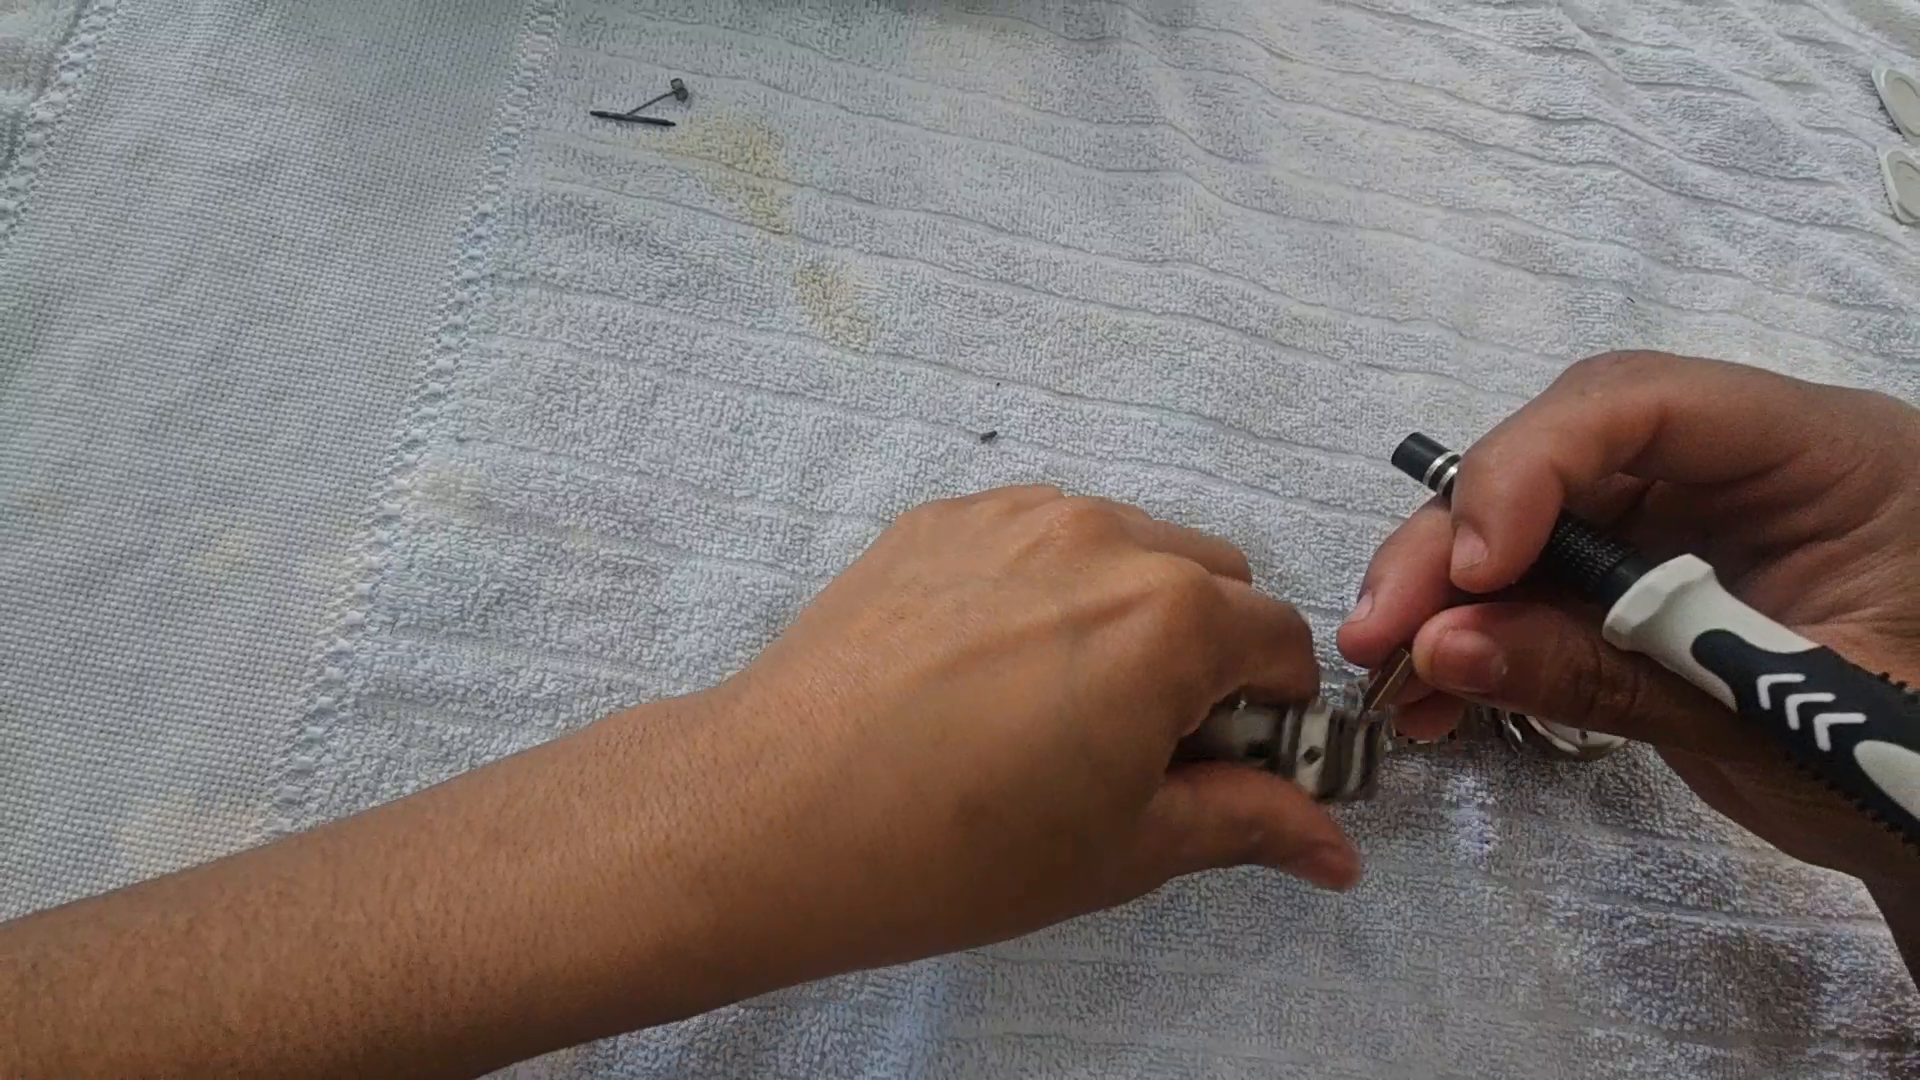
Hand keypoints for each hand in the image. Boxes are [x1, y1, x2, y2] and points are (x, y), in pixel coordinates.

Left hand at [677, 486, 1357, 984]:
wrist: (780, 805)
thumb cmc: (961, 845)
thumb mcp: (1124, 847)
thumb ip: (1246, 823)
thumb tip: (1337, 849)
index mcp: (1169, 614)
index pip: (1279, 640)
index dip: (1272, 707)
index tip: (1227, 753)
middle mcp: (1101, 534)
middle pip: (1210, 575)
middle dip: (1207, 645)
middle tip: (1141, 724)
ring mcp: (1014, 513)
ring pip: (1123, 542)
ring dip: (1127, 603)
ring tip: (1053, 685)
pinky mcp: (944, 515)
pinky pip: (1034, 533)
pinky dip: (1045, 580)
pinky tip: (985, 651)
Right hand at [1338, 353, 1919, 890]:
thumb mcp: (1786, 726)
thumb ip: (1610, 680)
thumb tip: (1439, 650)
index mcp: (1816, 458)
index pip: (1637, 404)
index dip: (1529, 468)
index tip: (1471, 572)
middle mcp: (1710, 473)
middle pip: (1536, 470)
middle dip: (1440, 554)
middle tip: (1374, 636)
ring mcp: (1648, 528)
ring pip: (1499, 533)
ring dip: (1429, 606)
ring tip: (1387, 680)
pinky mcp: (1602, 584)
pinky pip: (1504, 597)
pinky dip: (1454, 647)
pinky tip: (1426, 703)